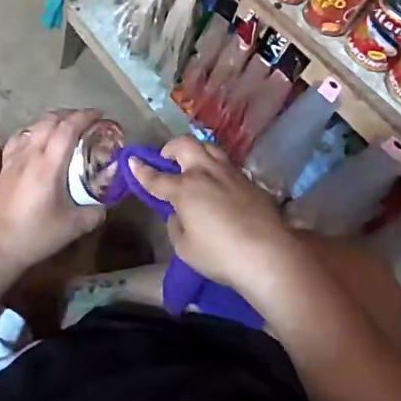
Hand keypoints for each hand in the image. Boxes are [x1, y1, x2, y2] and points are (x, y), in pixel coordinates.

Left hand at [0, 109, 107, 269]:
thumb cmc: (35, 235)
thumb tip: (105, 204)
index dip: (85, 116)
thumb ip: (94, 213)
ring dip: (52, 119)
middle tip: (87, 120)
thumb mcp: (73, 227)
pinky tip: (38, 138)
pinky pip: (20, 137)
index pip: (67, 128)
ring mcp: (14, 157)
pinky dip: (34, 130)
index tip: (99, 114)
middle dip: (70, 114)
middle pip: (50, 120)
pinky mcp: (3, 165)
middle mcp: (30, 154)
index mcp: (49, 164)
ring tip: (65, 126)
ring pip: (34, 125)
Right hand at [129, 136, 303, 294]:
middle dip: (170, 148)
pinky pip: (226, 163)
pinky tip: (217, 180)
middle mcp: (205, 173)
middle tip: (167, 159)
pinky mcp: (249, 180)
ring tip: (193, 163)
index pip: (156, 177)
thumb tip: (177, 214)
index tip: (132, 160)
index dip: (141, 169)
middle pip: (184, 145)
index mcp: (184, 189)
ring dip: (195, 150)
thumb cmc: (221, 255)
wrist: (268, 254)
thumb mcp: (186, 248)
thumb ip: (175, 226)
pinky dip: (215, 165)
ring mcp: (229, 173)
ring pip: (208, 147)